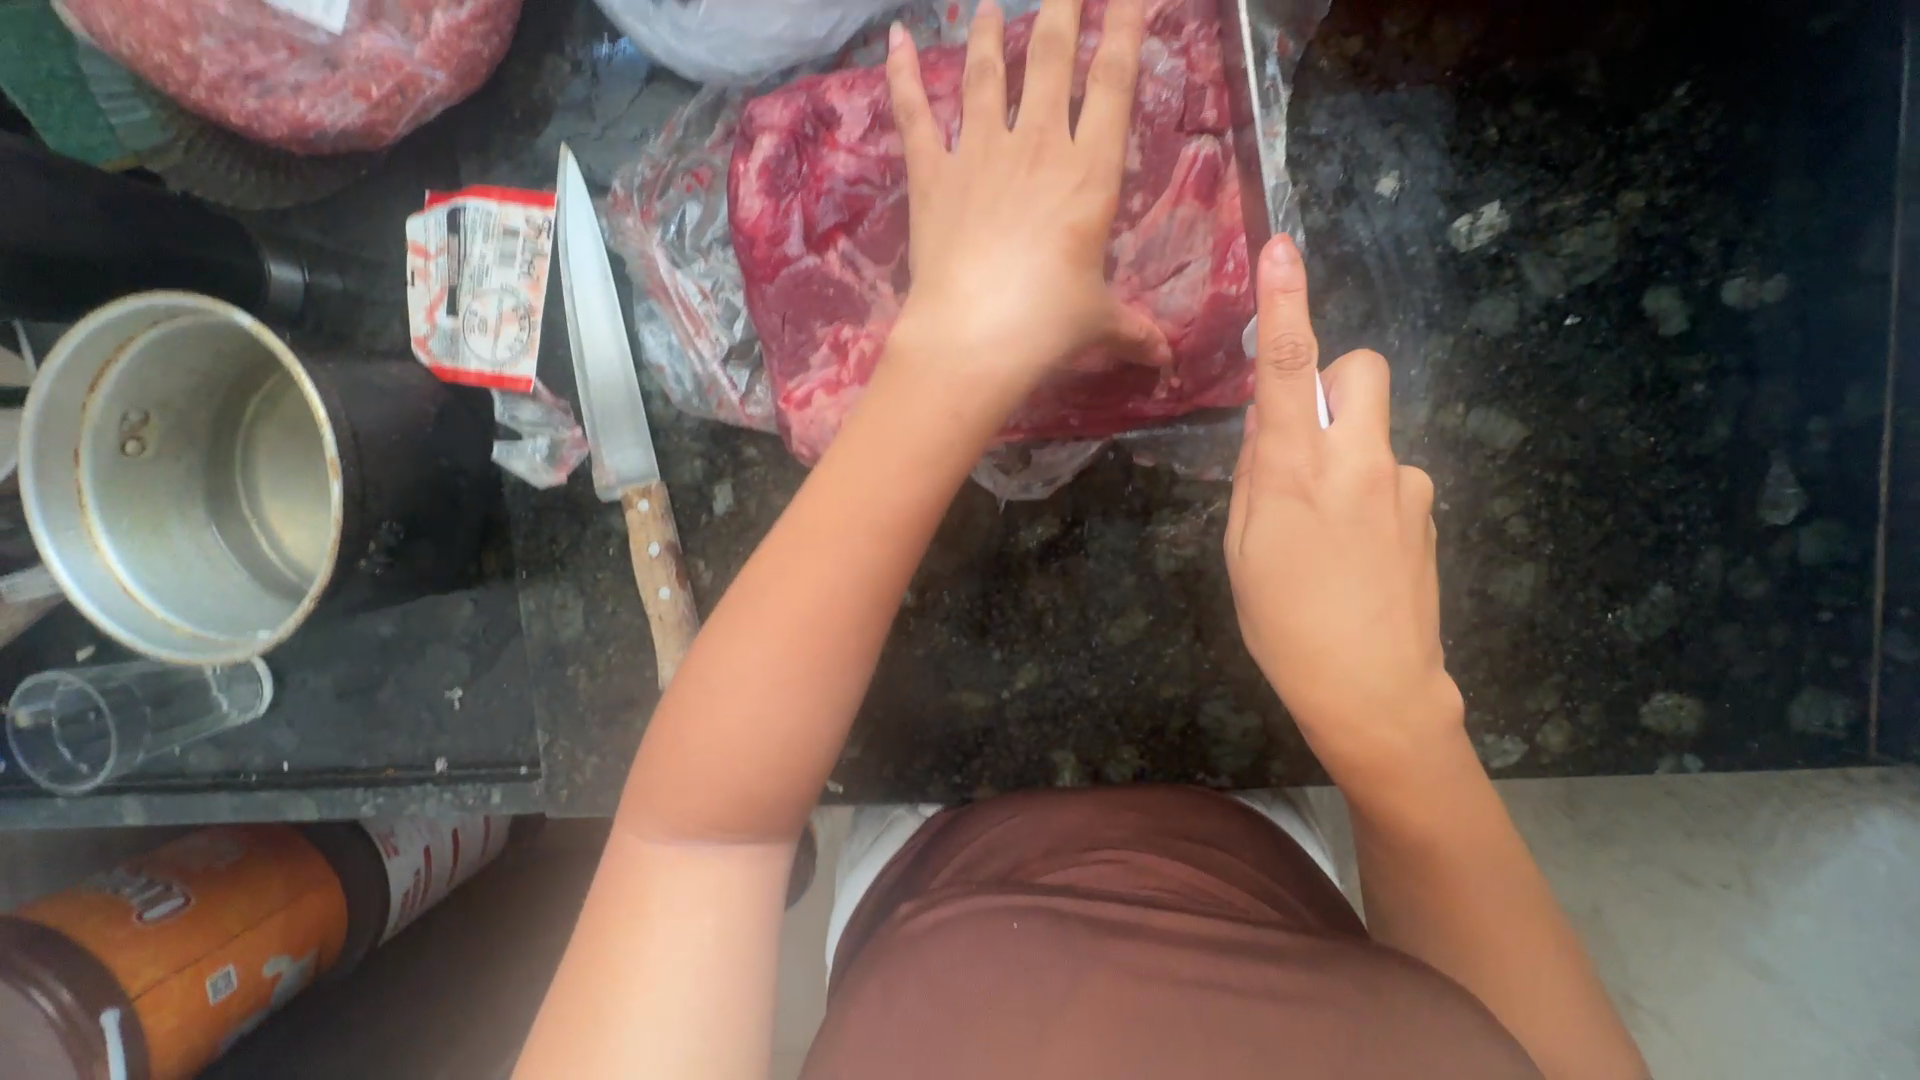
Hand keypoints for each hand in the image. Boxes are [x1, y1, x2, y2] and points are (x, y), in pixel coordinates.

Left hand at [883, 0, 1169, 416]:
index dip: (1124, 27)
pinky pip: (915, 113)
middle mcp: (1037, 146)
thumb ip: (1134, 330)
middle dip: (1063, 7)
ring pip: (986, 72)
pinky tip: (896, 38)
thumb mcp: (1099, 323)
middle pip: (1052, 56)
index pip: (1114, 81)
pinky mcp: (931, 174)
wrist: (973, 337)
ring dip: (989, 30)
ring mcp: (979, 153)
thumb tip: (1165, 359)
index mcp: (1090, 172)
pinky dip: (903, 74)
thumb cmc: (1047, 326)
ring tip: (990, 2)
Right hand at [1224, 235, 1463, 790]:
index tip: (1282, 249)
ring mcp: (1406, 485)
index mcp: (1297, 473)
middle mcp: (1361, 462)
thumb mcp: (1240, 551)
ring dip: (1343, 453)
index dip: (1285, 304)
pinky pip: (1388, 475)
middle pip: (1363, 369)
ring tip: (1321, 531)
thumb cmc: (1284, 626)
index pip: (1288, 368)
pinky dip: (1365, 493)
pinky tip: (1351, 552)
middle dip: (1332, 379)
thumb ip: (1253, 478)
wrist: (1375, 690)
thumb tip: (1268, 428)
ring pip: (1373, 431)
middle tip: (1302, 436)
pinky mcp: (1428, 510)